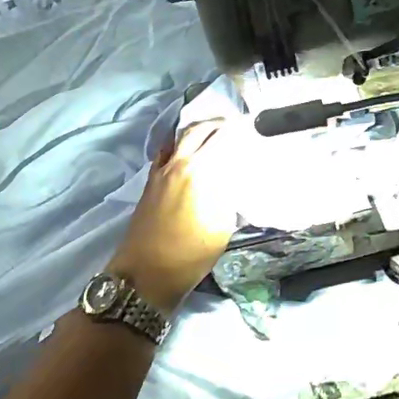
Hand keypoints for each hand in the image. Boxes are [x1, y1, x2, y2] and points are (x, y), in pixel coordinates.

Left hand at [107, 122, 237, 312]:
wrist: (146, 274)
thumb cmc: (190, 253)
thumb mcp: (223, 225)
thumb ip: (229, 194)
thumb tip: (233, 177)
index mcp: (200, 171)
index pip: (223, 138)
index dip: (239, 131)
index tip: (252, 129)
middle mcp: (179, 163)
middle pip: (198, 130)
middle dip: (218, 124)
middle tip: (236, 126)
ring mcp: (161, 171)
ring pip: (179, 138)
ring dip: (197, 131)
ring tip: (215, 135)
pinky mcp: (151, 182)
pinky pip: (166, 153)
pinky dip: (179, 146)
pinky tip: (189, 154)